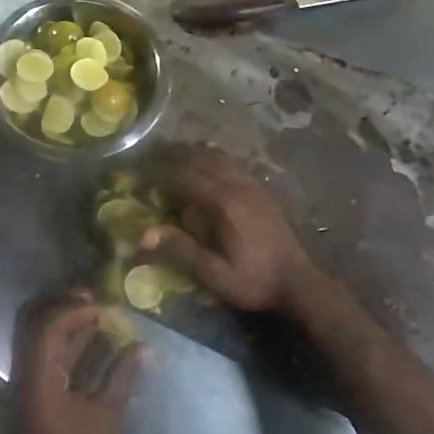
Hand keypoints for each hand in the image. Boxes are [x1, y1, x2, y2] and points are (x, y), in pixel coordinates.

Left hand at [0, 290, 142, 433]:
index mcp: (38, 378)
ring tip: (101, 314)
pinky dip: (68, 338)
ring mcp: (27, 381)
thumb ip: (122, 377)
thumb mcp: (107, 421)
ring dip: (67, 318)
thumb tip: (145, 345)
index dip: (74, 308)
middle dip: (65, 303)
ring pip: (40, 333)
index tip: (105, 307)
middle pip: (34, 320)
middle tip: (97, 299)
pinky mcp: (35, 391)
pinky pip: (47, 351)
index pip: (47, 326)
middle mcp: (26, 372)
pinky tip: (95, 339)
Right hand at [139, 146, 314, 312]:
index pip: (181, 177)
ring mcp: (251, 184)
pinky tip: (204, 159)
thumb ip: (180, 248)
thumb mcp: (213, 273)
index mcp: (222, 203)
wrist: (297, 282)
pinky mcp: (260, 189)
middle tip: (146, 156)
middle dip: (170, 155)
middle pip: (198, 159)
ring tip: (169, 152)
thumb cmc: (252, 281)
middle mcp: (236, 185)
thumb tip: (143, 233)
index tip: (135, 172)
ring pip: (216, 156)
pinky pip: (231, 162)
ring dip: (191, 152)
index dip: (156, 172)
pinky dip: (211, 156)